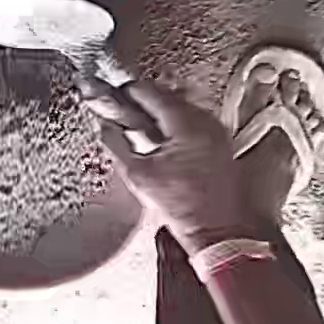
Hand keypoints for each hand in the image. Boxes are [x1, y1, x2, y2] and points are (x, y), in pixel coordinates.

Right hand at [86, 79, 288, 247]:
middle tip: (120, 105)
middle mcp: (205, 121)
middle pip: (165, 94)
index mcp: (186, 124)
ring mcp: (215, 130)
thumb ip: (116, 142)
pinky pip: (191, 118)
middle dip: (141, 99)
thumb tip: (104, 124)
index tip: (111, 92)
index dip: (126, 91)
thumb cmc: (181, 207)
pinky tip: (158, 133)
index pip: (149, 92)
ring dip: (156, 108)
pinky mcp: (219, 141)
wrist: (216, 232)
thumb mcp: (137, 174)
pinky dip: (171, 120)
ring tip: (136, 119)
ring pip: (179, 105)